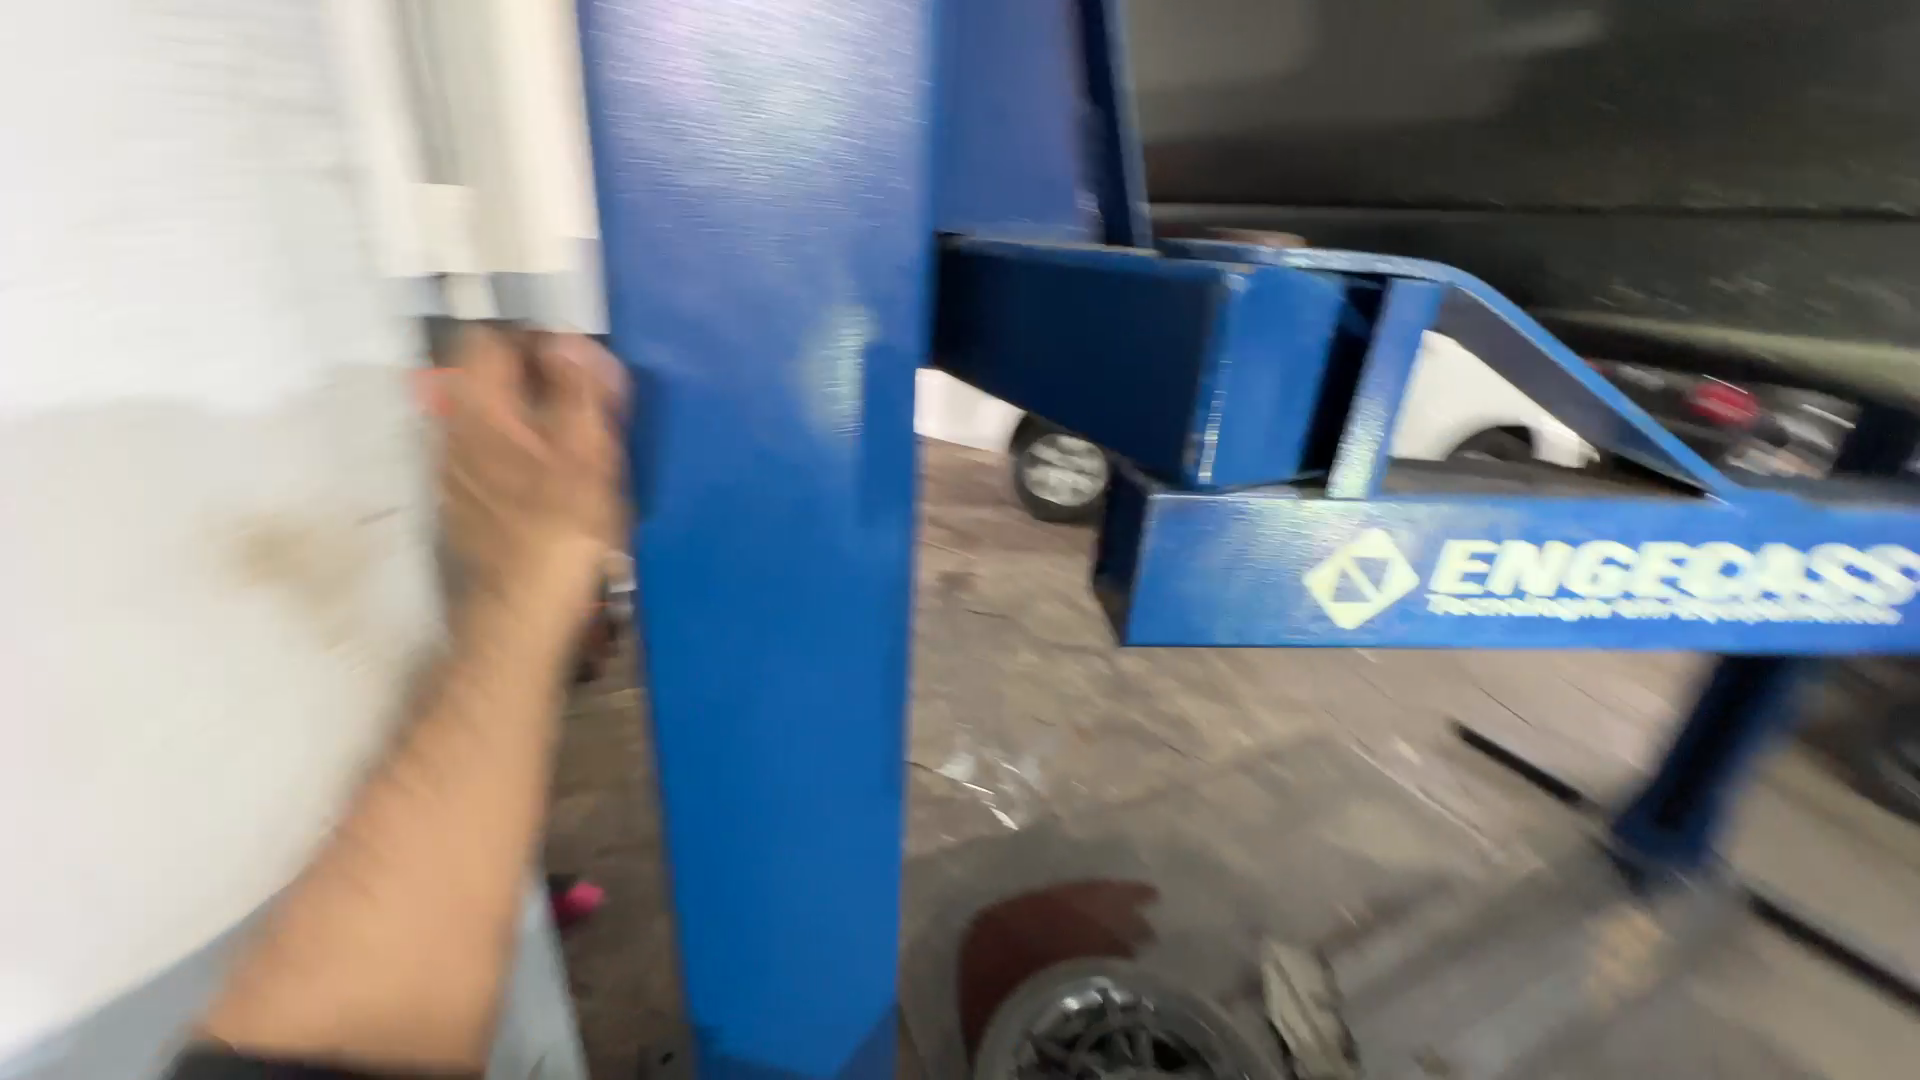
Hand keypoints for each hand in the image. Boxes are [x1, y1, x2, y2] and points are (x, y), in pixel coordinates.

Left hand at [435, 326, 625, 602]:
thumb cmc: (562, 533)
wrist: (522, 614)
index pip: (491, 339)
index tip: (585, 366)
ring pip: (496, 417)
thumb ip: (579, 392)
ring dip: (536, 417)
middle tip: (594, 409)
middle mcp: (453, 430)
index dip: (539, 341)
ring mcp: (453, 469)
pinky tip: (557, 484)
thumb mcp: (587, 455)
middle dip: (542, 380)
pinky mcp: (464, 501)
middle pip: (492, 378)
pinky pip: (495, 453)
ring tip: (583, 447)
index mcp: (479, 409)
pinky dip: (527, 452)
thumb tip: (570, 340)